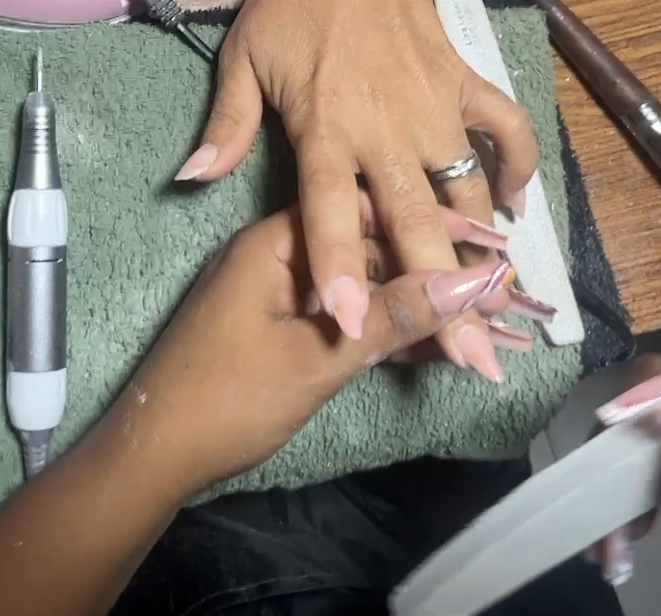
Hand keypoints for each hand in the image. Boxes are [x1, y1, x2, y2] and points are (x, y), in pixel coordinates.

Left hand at [98, 201, 549, 501]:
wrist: (158, 451)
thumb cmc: (230, 395)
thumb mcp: (317, 357)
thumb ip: (392, 318)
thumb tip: (470, 282)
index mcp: (274, 242)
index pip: (358, 210)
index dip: (422, 222)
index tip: (485, 237)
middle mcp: (278, 256)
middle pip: (365, 250)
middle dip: (430, 273)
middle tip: (502, 292)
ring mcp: (279, 293)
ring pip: (360, 289)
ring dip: (415, 309)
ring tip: (489, 326)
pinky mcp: (282, 328)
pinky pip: (343, 318)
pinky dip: (384, 332)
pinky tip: (438, 349)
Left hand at [177, 0, 539, 380]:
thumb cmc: (288, 5)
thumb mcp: (242, 60)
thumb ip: (226, 126)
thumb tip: (190, 179)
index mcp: (325, 125)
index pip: (330, 210)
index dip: (339, 269)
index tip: (354, 330)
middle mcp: (386, 126)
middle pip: (415, 220)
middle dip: (441, 293)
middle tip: (471, 361)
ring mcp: (435, 103)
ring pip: (467, 186)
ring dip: (484, 244)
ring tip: (498, 301)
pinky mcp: (465, 79)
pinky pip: (507, 128)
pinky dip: (521, 165)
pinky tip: (516, 204)